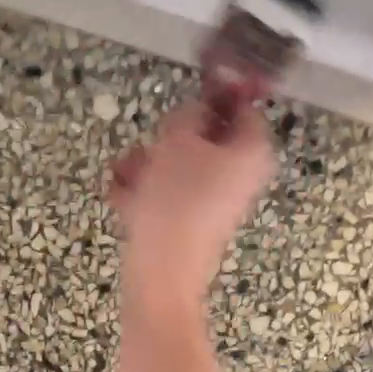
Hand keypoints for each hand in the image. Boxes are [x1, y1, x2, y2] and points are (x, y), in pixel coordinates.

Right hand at [108, 99, 277, 307]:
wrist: (161, 274)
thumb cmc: (175, 201)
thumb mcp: (178, 140)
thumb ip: (189, 112)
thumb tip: (195, 108)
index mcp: (252, 151)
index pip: (241, 107)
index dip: (212, 96)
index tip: (183, 97)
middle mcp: (240, 178)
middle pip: (205, 141)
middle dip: (168, 140)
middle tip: (147, 143)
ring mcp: (214, 205)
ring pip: (180, 169)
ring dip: (147, 166)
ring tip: (122, 173)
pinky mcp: (190, 227)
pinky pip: (168, 198)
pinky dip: (144, 194)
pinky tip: (119, 197)